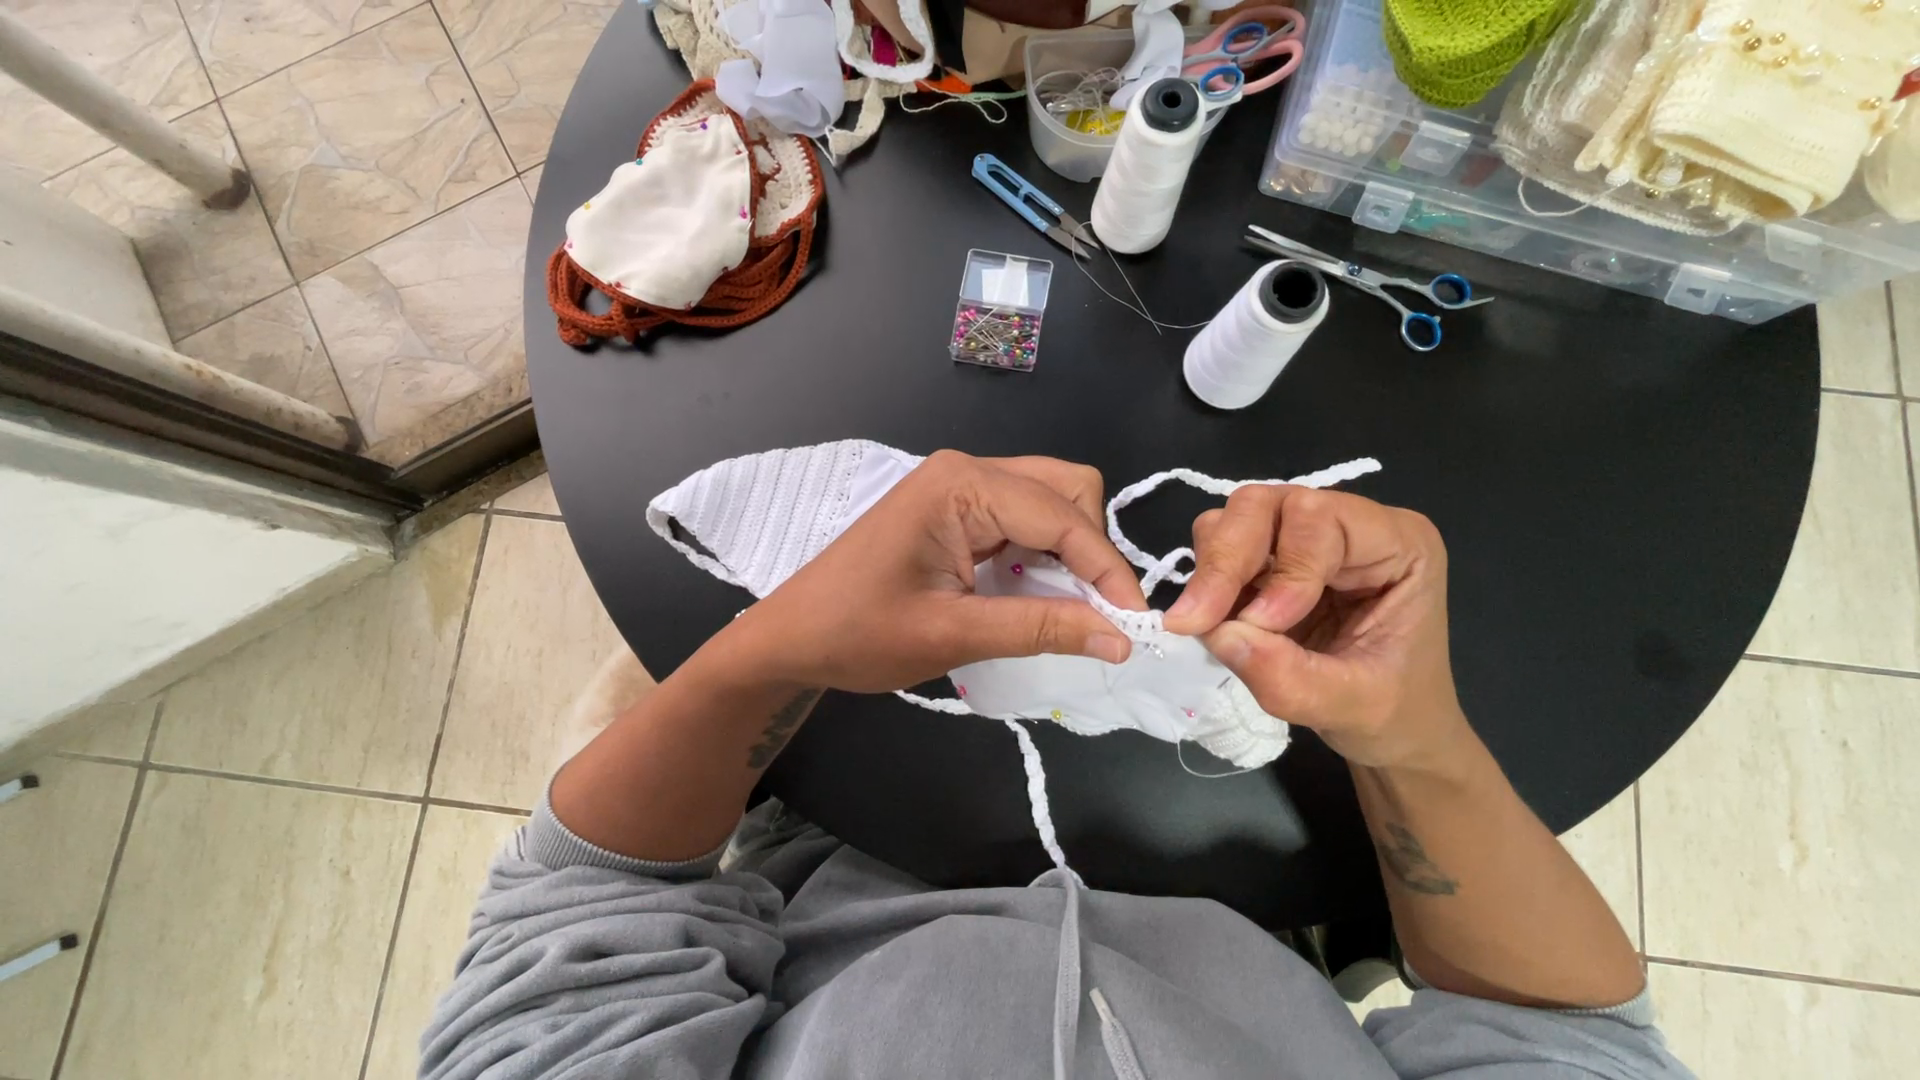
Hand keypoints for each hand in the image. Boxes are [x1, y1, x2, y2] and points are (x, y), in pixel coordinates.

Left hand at [737, 451, 1148, 692]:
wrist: (791, 636)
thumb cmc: (858, 634)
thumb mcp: (954, 634)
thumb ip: (1041, 629)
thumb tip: (1120, 639)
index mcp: (962, 485)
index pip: (1064, 515)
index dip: (1107, 570)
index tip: (1135, 626)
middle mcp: (967, 471)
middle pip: (1067, 490)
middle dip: (1092, 550)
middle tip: (1097, 614)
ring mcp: (960, 487)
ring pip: (1051, 502)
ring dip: (1071, 554)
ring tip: (1071, 612)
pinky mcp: (957, 511)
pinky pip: (1024, 520)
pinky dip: (1044, 556)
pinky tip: (1038, 596)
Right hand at [1162, 485, 1466, 768]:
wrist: (1394, 730)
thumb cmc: (1394, 714)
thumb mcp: (1353, 706)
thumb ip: (1290, 677)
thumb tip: (1219, 635)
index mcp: (1398, 544)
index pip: (1319, 518)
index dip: (1284, 568)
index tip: (1262, 625)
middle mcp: (1349, 525)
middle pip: (1264, 505)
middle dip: (1227, 561)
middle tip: (1195, 621)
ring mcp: (1302, 538)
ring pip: (1234, 519)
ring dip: (1212, 570)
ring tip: (1205, 623)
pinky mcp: (1270, 559)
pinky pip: (1221, 547)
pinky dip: (1206, 584)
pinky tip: (1213, 622)